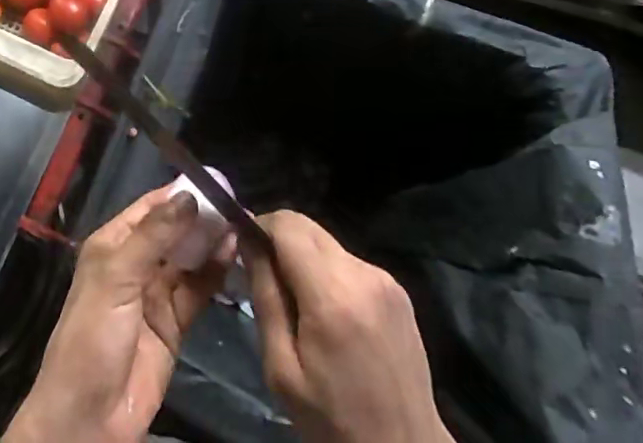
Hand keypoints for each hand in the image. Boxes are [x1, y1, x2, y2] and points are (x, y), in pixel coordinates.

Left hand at [1, 186, 233, 442]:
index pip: (149, 209)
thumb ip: (154, 237)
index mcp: (112, 245)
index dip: (179, 194)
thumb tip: (187, 195)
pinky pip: (197, 290)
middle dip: (201, 217)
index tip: (213, 182)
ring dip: (211, 243)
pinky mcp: (174, 324)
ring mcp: (155, 294)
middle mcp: (134, 264)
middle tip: (235, 202)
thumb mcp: (117, 278)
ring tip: (242, 225)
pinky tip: (234, 257)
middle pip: (173, 232)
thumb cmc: (93, 335)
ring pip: (188, 260)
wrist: (89, 416)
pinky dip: (215, 274)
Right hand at [246, 211, 452, 442]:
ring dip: (304, 259)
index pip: (287, 224)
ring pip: (326, 243)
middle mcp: (363, 274)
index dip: (259, 227)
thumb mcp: (281, 368)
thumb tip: (248, 241)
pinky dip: (328, 273)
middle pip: (306, 227)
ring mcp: (385, 279)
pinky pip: (348, 261)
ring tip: (298, 304)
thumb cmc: (333, 418)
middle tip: (265, 279)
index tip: (244, 252)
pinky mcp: (398, 290)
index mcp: (332, 295)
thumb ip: (264, 296)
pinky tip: (329, 313)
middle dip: (279, 242)